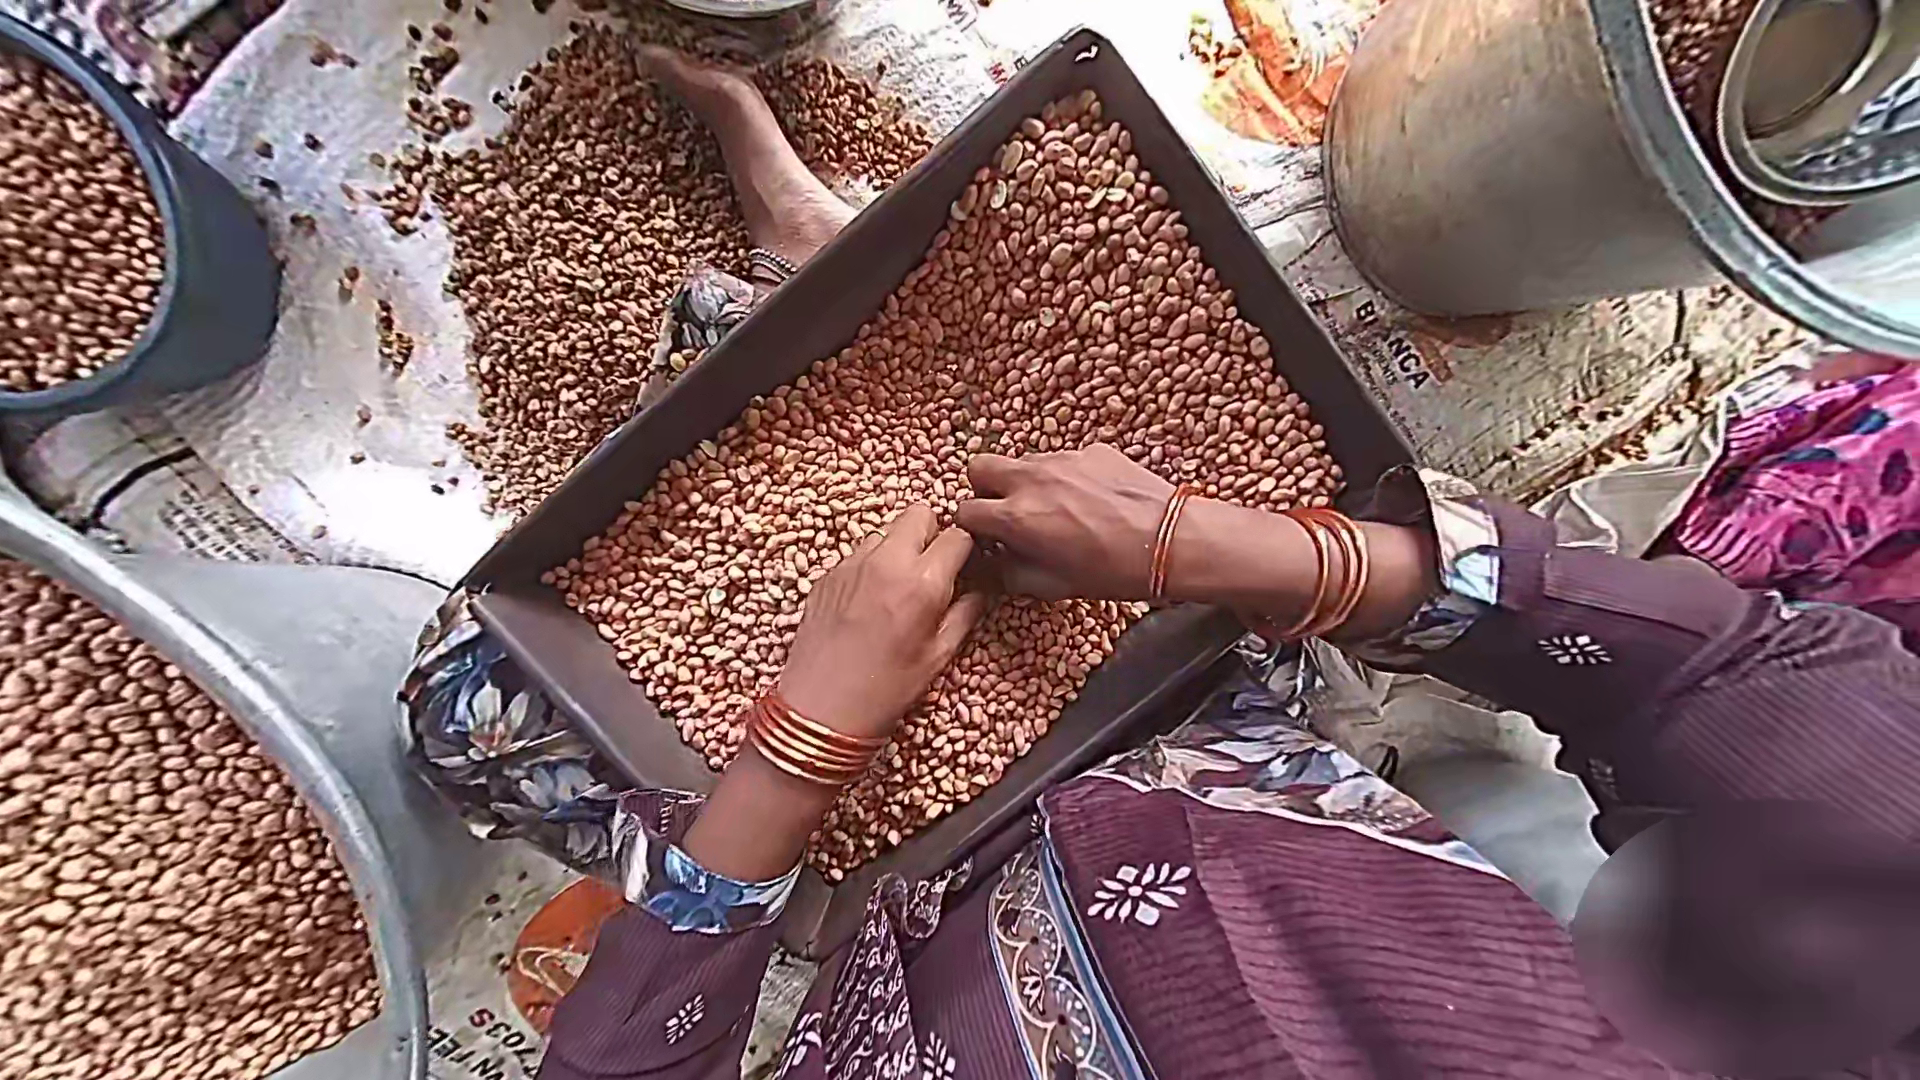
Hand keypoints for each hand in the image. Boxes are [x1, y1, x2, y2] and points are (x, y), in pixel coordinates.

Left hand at [776, 504, 987, 738]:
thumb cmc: (885, 689)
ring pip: (887, 530)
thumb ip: (966, 613)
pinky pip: (859, 551)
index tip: (967, 563)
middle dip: (933, 531)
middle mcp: (886, 561)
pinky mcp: (828, 573)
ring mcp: (852, 564)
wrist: (820, 708)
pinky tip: (872, 598)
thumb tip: (981, 590)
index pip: (957, 535)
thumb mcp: (939, 655)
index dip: (967, 547)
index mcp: (921, 582)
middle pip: (919, 513)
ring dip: (901, 546)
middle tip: (934, 565)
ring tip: (900, 584)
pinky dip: (873, 563)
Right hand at [954, 445, 1174, 599]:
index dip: (970, 526)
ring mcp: (1062, 459)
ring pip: (1022, 461)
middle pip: (979, 466)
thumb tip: (997, 561)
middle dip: (984, 488)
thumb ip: (1012, 572)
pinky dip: (1063, 476)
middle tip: (1004, 509)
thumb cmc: (1113, 570)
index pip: (965, 510)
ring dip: (1024, 481)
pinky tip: (1088, 498)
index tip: (985, 536)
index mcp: (1016, 516)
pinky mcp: (1091, 450)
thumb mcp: (1054, 585)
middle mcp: (1031, 479)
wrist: (1172, 542)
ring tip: (1054, 506)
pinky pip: (1062, 459)